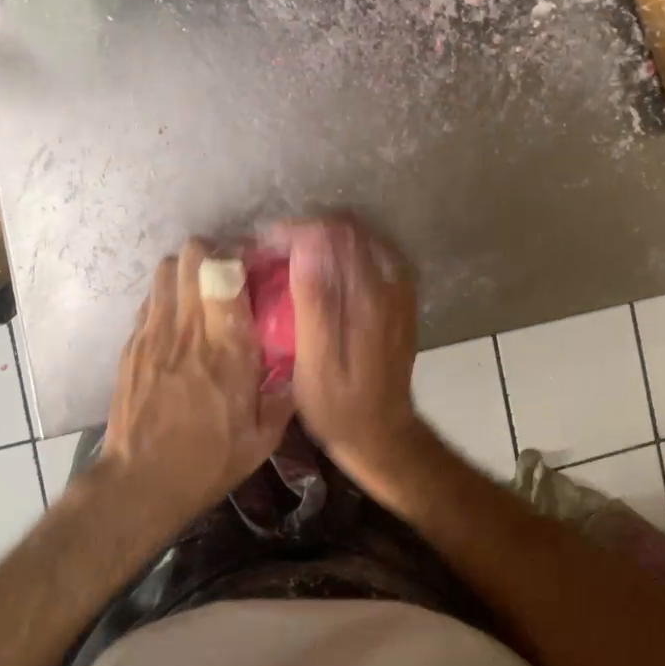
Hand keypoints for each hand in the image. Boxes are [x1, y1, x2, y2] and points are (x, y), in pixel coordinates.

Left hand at [96, 238, 294, 529]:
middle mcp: (188, 330)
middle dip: (212, 252)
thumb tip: (294, 364)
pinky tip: (178, 319)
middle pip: (191, 256)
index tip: (254, 261)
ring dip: (186, 269)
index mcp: (226, 349)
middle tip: (227, 269)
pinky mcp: (132, 344)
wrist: (141, 483)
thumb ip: (282, 395)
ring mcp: (153, 333)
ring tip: (201, 288)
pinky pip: (150, 299)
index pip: (225, 273)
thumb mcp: (262, 438)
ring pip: (166, 269)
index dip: (239, 255)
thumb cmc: (208, 462)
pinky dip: (167, 296)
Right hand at [258, 215, 422, 473]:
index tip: (265, 246)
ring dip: (322, 241)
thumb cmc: (339, 408)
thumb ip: (314, 302)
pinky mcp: (398, 298)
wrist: (382, 436)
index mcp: (370, 297)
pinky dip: (338, 256)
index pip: (335, 232)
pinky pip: (367, 256)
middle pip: (349, 229)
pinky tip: (316, 276)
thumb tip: (306, 245)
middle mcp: (391, 284)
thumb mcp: (316, 364)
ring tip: (288, 261)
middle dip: (307, 232)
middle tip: (272, 253)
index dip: (296, 230)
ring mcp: (399, 289)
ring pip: (359, 239)